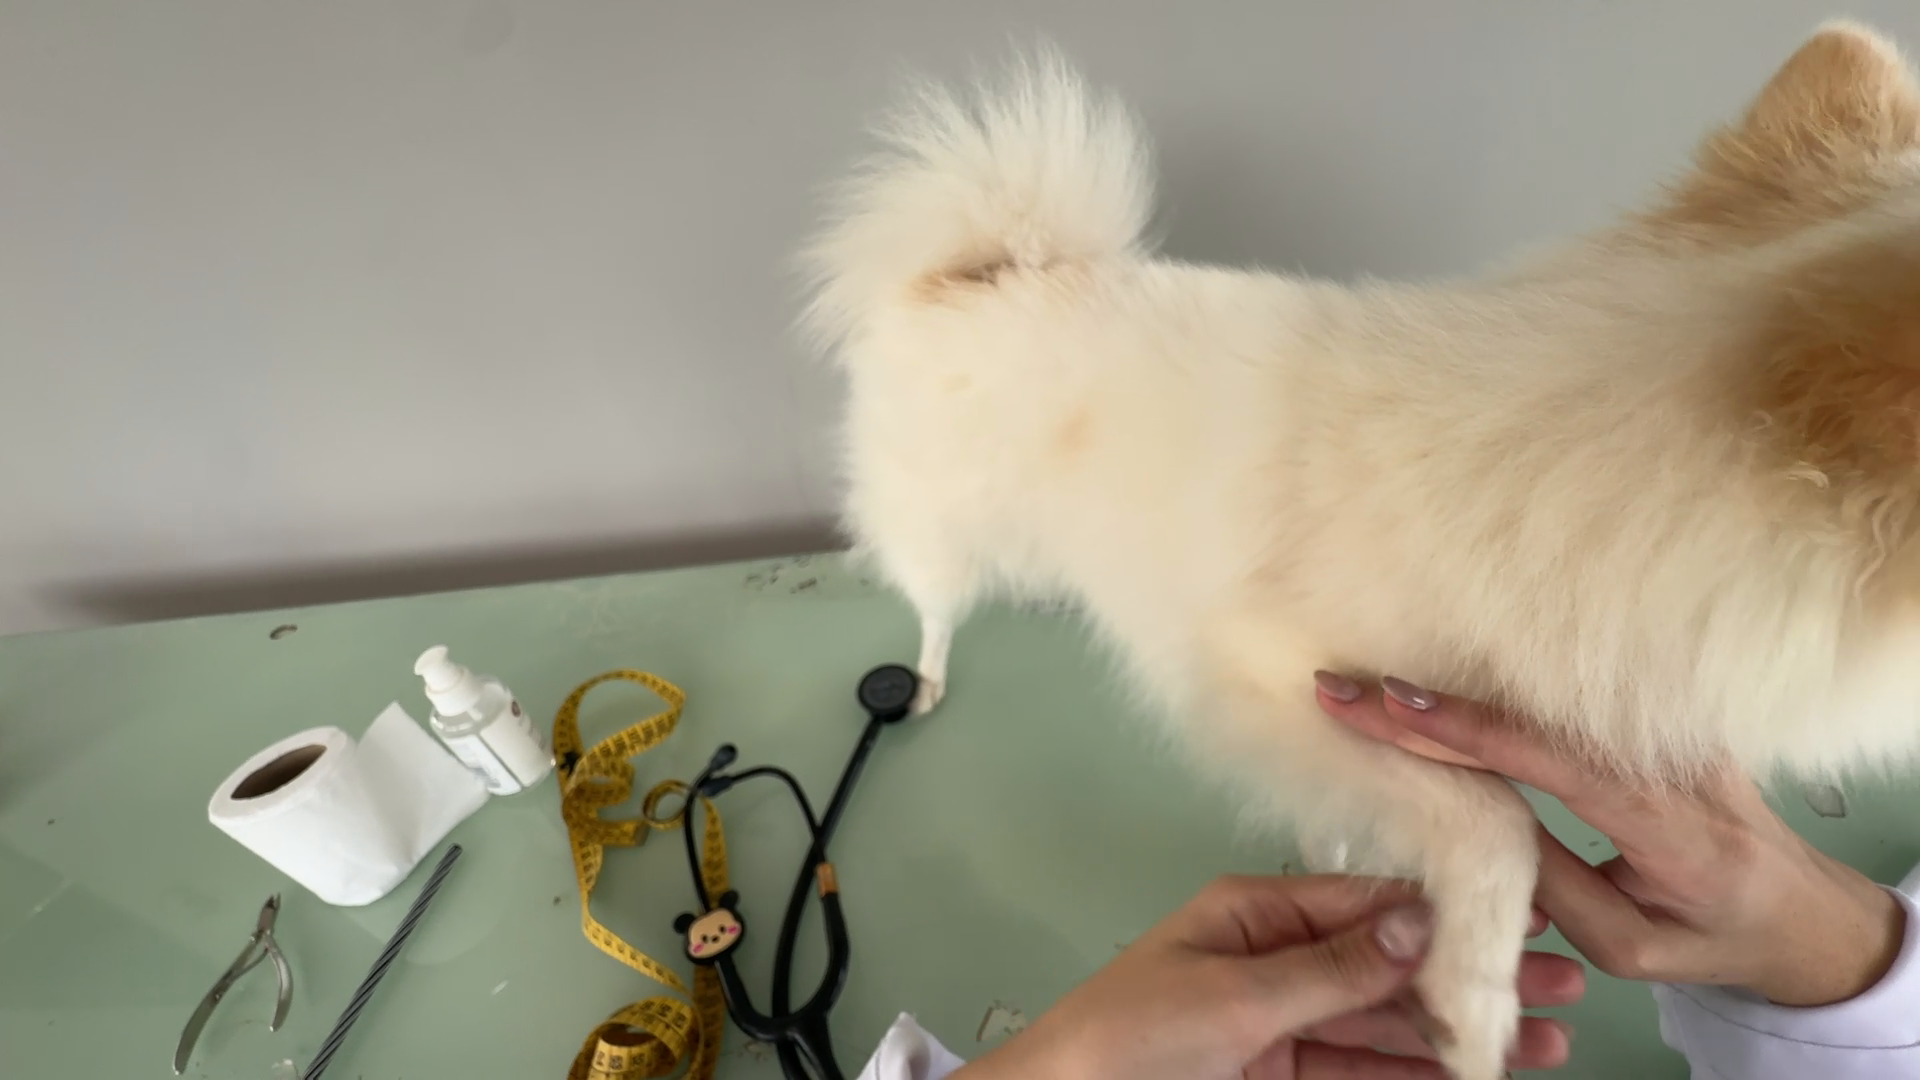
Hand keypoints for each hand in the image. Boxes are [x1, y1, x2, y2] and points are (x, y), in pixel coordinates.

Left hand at [953, 874, 1582, 1079]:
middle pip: (1382, 961)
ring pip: (1381, 1017)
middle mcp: (1276, 952)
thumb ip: (1331, 967)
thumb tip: (1416, 921)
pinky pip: (1360, 1063)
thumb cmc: (1149, 1026)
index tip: (1512, 913)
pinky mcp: (1285, 1065)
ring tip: (1546, 1033)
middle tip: (1560, 980)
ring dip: (1454, 1026)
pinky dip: (1415, 1070)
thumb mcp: (1241, 994)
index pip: (1358, 903)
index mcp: (1256, 911)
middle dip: (1462, 971)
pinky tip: (1474, 1070)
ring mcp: (1284, 1013)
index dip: (1433, 910)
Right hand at [1313, 672, 1907, 1005]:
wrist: (1802, 908)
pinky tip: (1416, 680)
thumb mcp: (1630, 946)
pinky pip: (1541, 696)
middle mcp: (1665, 759)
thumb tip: (1467, 821)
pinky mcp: (1632, 716)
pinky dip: (1471, 685)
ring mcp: (1652, 728)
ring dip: (1436, 688)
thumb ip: (1550, 885)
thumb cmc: (1713, 936)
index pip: (1552, 760)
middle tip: (1338, 688)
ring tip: (1359, 683)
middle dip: (1420, 704)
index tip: (1389, 706)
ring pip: (1527, 696)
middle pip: (1522, 716)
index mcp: (1670, 823)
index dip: (1464, 731)